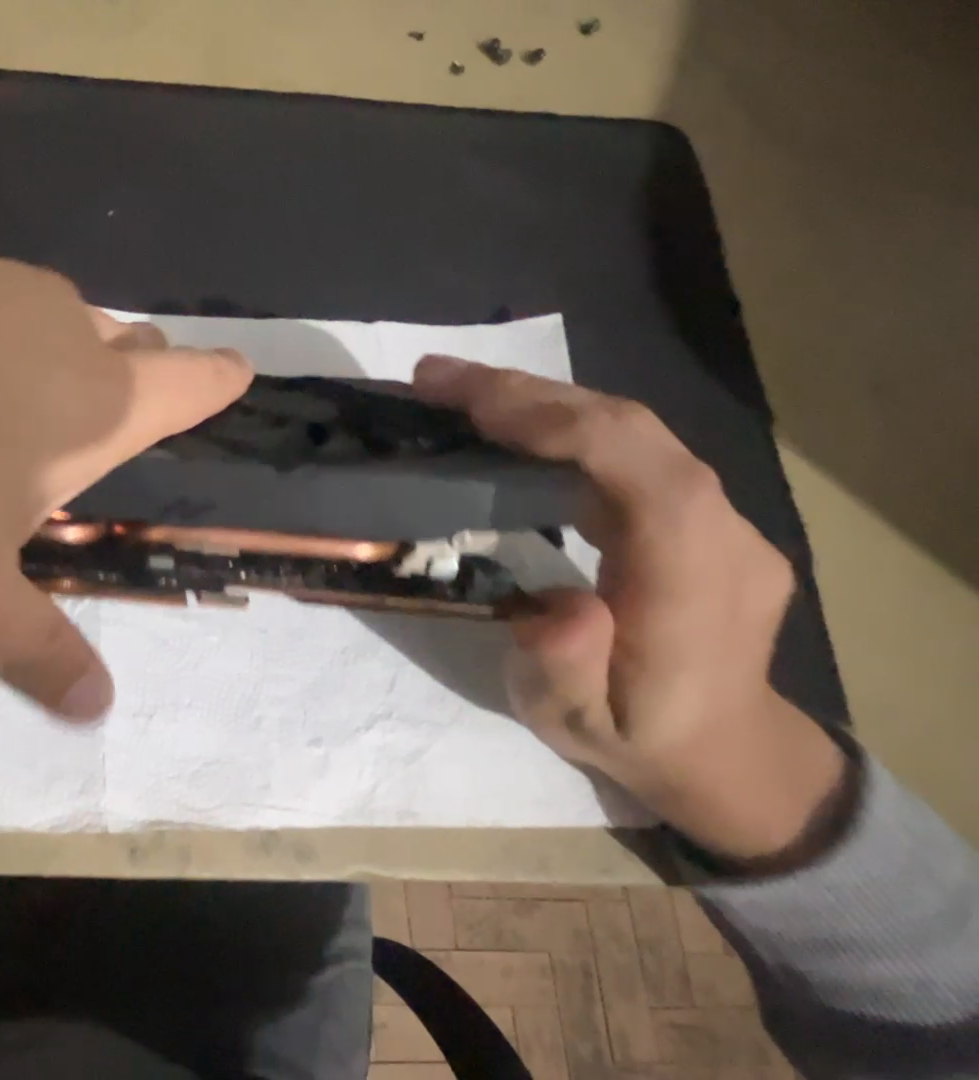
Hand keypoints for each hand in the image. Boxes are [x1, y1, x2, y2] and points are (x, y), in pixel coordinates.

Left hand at [0, 162, 250, 719]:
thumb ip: (37, 654)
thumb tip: (99, 704)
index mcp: (92, 402)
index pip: (187, 384)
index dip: (214, 385)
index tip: (231, 377)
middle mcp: (46, 323)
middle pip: (117, 345)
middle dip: (128, 376)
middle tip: (110, 412)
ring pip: (32, 323)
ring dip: (35, 364)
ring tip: (4, 413)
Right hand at [412, 355, 846, 861]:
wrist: (723, 751)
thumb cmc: (637, 738)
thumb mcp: (580, 726)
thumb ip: (566, 669)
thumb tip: (555, 606)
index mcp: (694, 582)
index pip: (642, 472)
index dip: (559, 425)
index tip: (467, 403)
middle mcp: (721, 533)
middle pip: (634, 433)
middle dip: (530, 394)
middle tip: (433, 379)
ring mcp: (717, 518)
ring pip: (633, 432)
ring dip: (541, 401)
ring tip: (454, 391)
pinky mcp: (696, 514)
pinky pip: (631, 452)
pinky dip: (563, 426)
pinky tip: (509, 425)